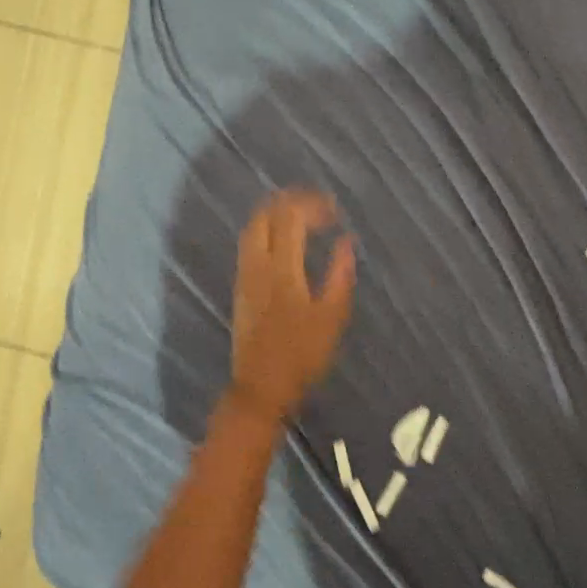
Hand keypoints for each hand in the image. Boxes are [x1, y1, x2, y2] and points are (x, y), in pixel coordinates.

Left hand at [228, 190, 355, 423]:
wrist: (261, 386)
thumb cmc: (302, 354)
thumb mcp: (332, 316)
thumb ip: (340, 274)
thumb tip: (346, 242)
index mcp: (282, 268)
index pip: (291, 217)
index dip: (312, 205)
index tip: (335, 212)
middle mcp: (257, 265)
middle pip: (264, 215)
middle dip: (290, 201)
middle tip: (317, 206)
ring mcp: (244, 275)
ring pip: (253, 228)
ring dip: (276, 214)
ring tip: (303, 217)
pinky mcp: (241, 287)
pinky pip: (250, 244)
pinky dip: (268, 230)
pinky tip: (286, 241)